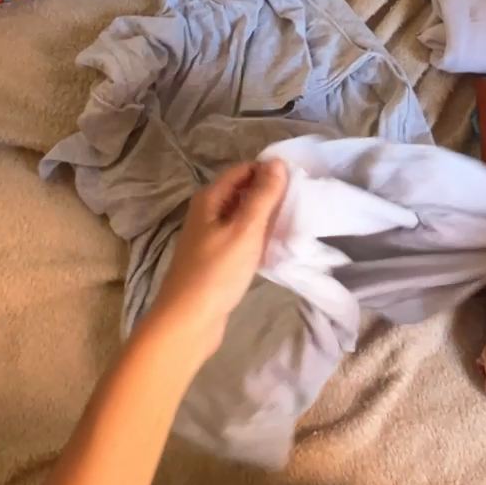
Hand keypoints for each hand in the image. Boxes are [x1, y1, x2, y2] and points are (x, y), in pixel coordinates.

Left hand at [144, 160, 289, 360]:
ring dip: (263, 217)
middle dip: (267, 193)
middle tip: (298, 202)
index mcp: (209, 199)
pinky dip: (255, 237)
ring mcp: (209, 236)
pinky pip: (239, 237)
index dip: (267, 171)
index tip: (296, 181)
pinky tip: (272, 247)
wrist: (187, 322)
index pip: (242, 170)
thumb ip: (262, 196)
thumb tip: (277, 162)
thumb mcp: (245, 230)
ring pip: (241, 216)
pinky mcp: (214, 258)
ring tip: (291, 223)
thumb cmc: (216, 272)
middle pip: (241, 191)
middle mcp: (206, 212)